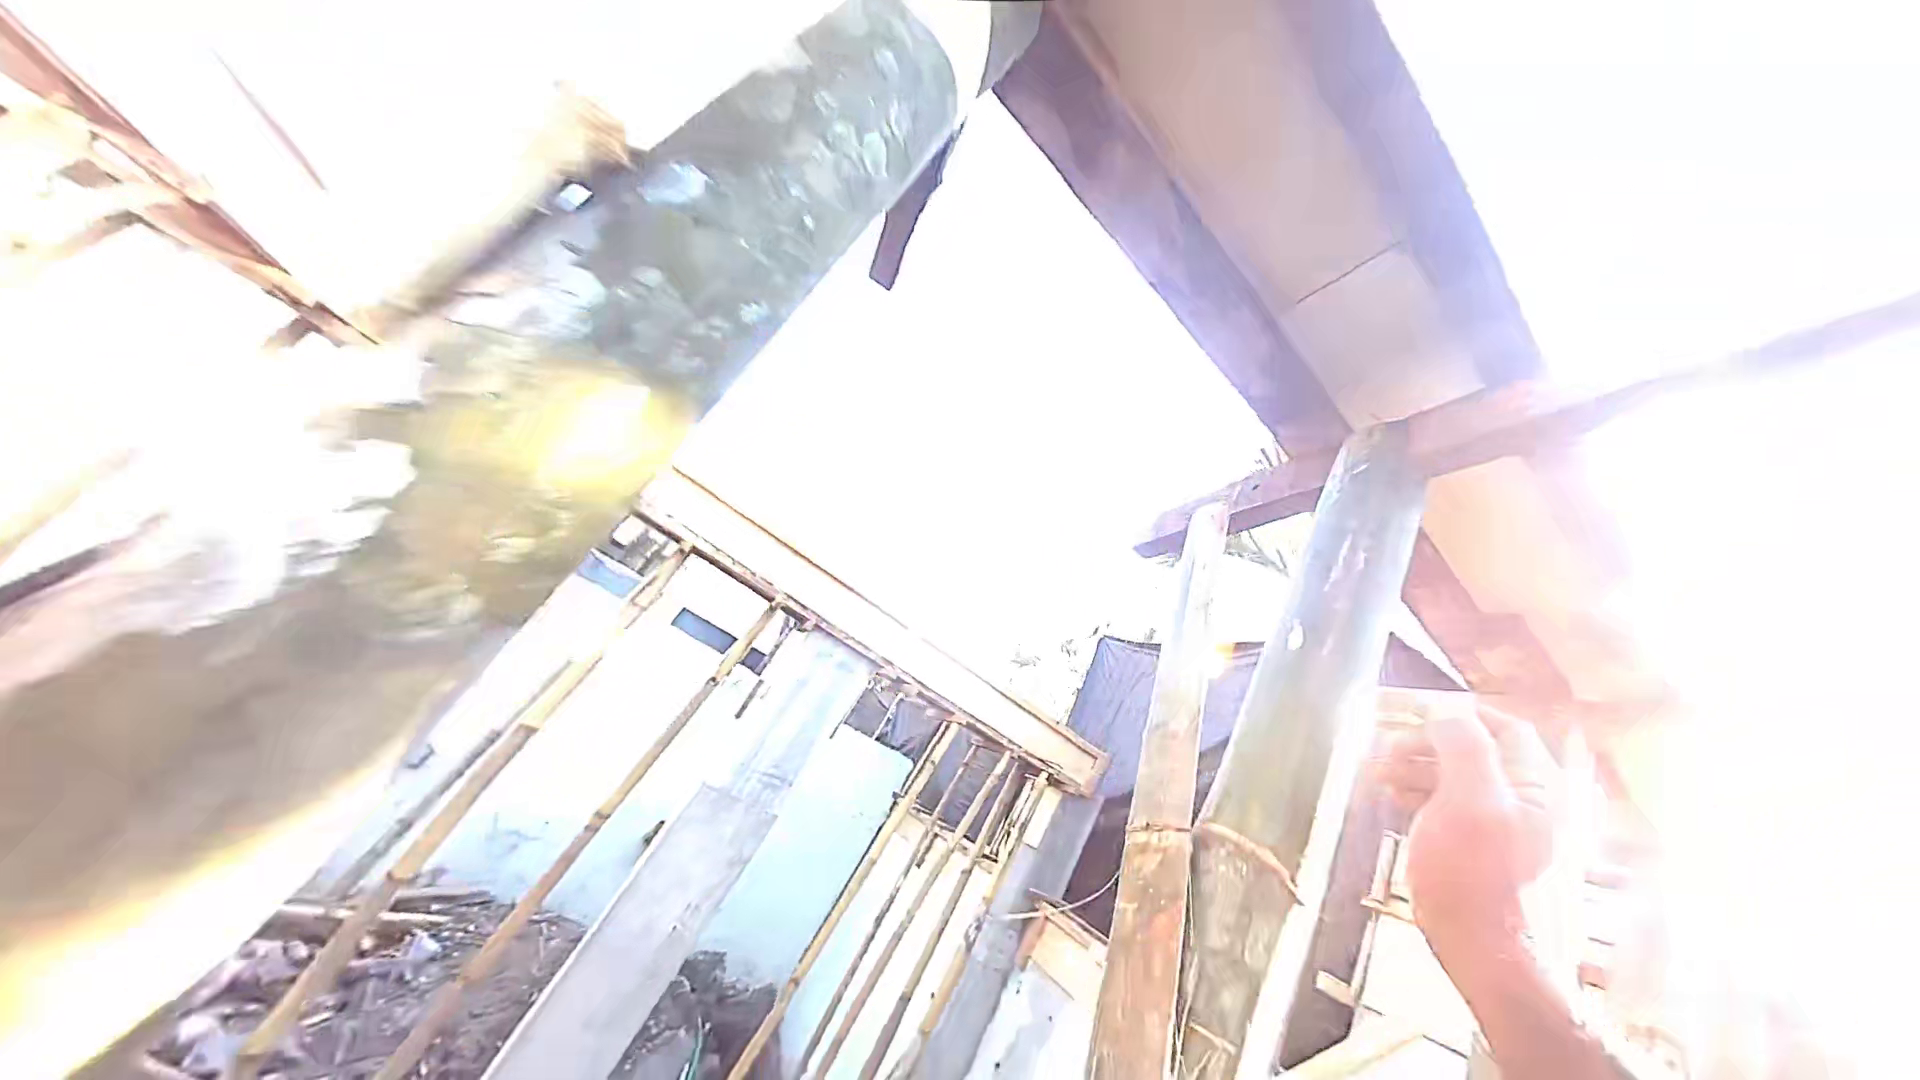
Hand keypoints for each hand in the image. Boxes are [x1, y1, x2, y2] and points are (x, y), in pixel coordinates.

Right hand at [1381, 705, 1558, 963]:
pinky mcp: (1470, 839)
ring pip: (1450, 772)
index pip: (1504, 728)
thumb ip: (1463, 748)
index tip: (1412, 710)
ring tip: (1377, 770)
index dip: (1459, 713)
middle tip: (1385, 746)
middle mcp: (1521, 799)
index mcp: (1536, 787)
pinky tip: (1389, 792)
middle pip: (1471, 748)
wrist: (1473, 938)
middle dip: (1425, 741)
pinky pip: (1441, 798)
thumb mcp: (1470, 801)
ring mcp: (1495, 820)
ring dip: (1412, 763)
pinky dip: (1414, 788)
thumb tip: (1443, 709)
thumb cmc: (1472, 868)